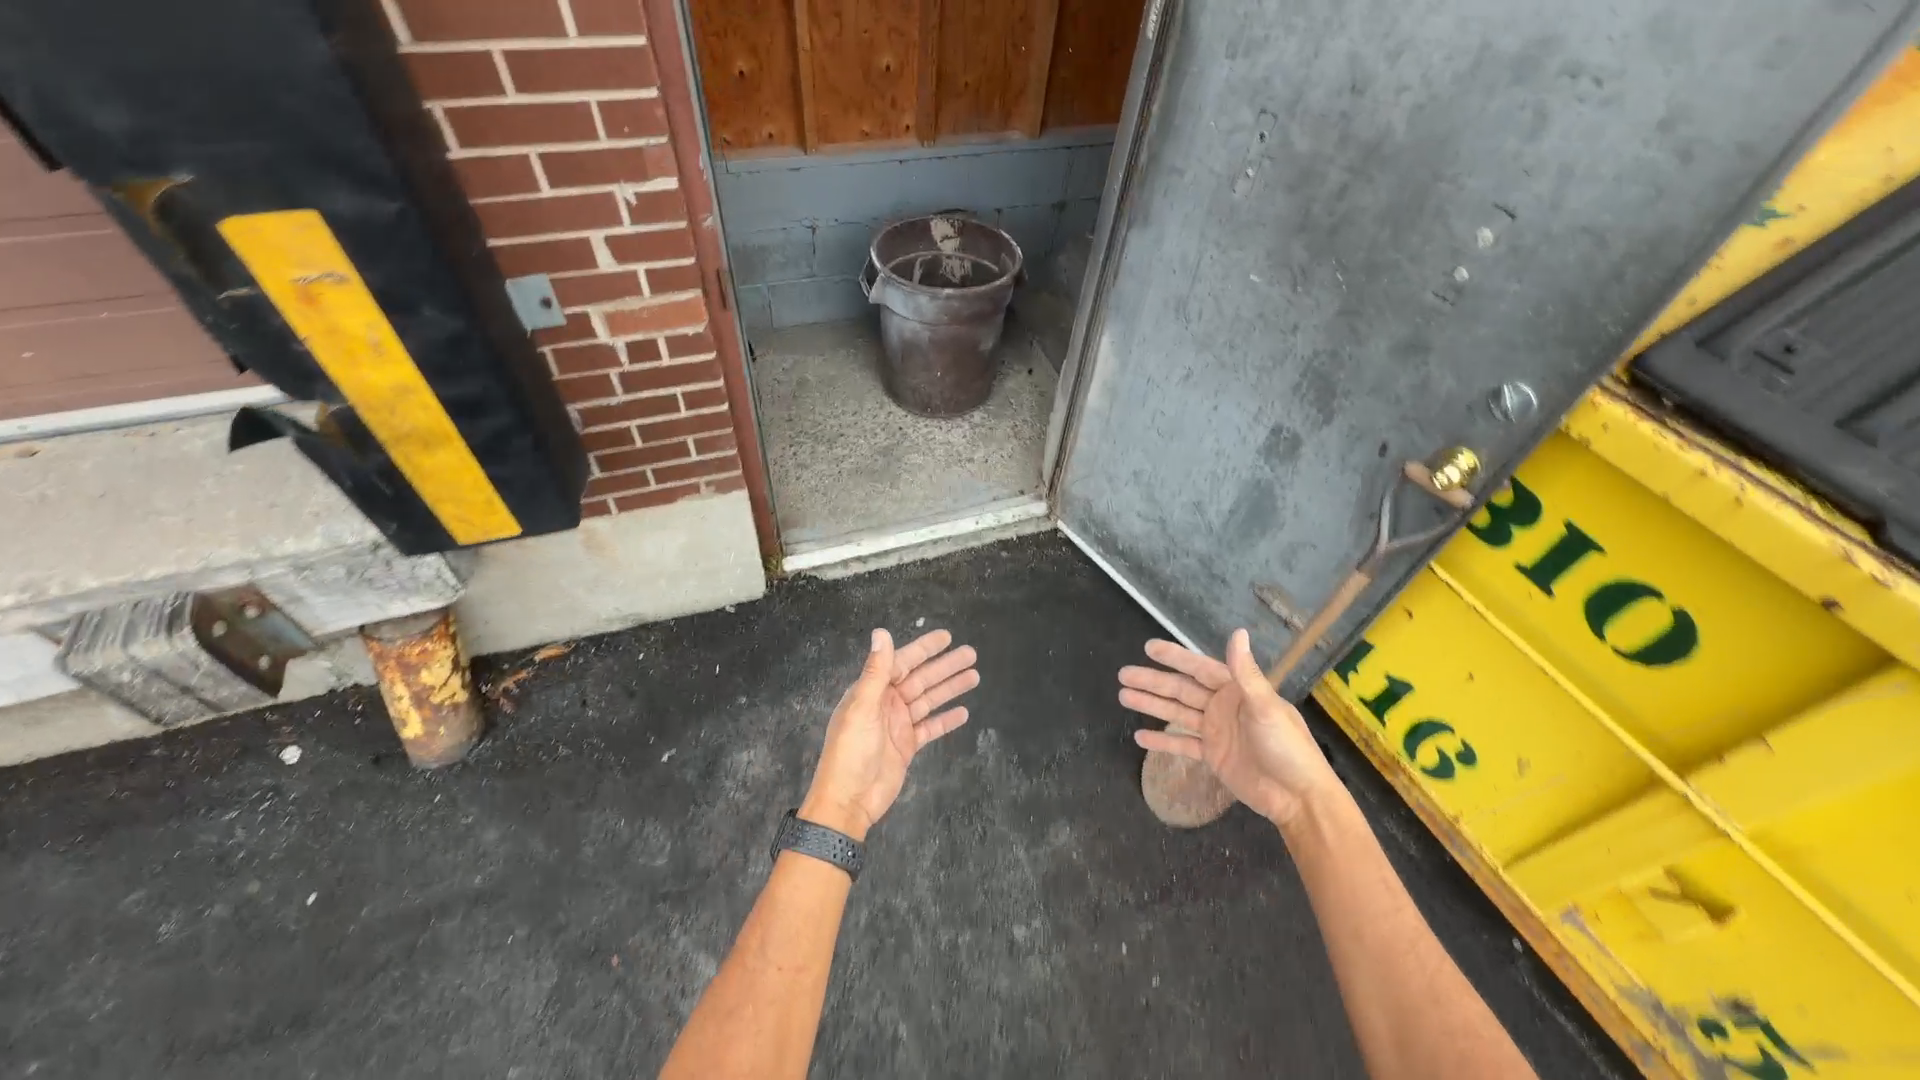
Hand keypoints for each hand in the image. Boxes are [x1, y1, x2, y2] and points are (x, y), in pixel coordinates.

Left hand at [803, 628, 978, 840]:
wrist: (848, 799)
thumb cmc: (850, 752)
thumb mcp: (861, 708)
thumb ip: (875, 671)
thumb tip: (881, 632)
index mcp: (872, 691)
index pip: (902, 662)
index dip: (924, 649)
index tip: (946, 637)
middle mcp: (886, 703)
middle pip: (921, 679)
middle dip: (945, 666)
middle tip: (971, 654)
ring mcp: (898, 725)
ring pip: (929, 700)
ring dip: (950, 688)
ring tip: (975, 676)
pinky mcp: (907, 746)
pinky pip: (930, 727)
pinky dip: (946, 720)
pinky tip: (964, 712)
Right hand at [1119, 628, 1342, 828]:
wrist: (1298, 796)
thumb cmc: (1287, 748)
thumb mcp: (1266, 708)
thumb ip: (1246, 673)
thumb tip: (1238, 632)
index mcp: (1237, 691)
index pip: (1199, 669)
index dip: (1175, 657)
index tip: (1149, 647)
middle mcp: (1223, 707)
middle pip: (1181, 690)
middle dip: (1152, 681)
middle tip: (1123, 674)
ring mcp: (1216, 732)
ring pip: (1177, 713)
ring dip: (1151, 705)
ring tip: (1123, 696)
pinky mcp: (1213, 756)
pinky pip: (1182, 744)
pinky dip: (1161, 740)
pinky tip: (1139, 735)